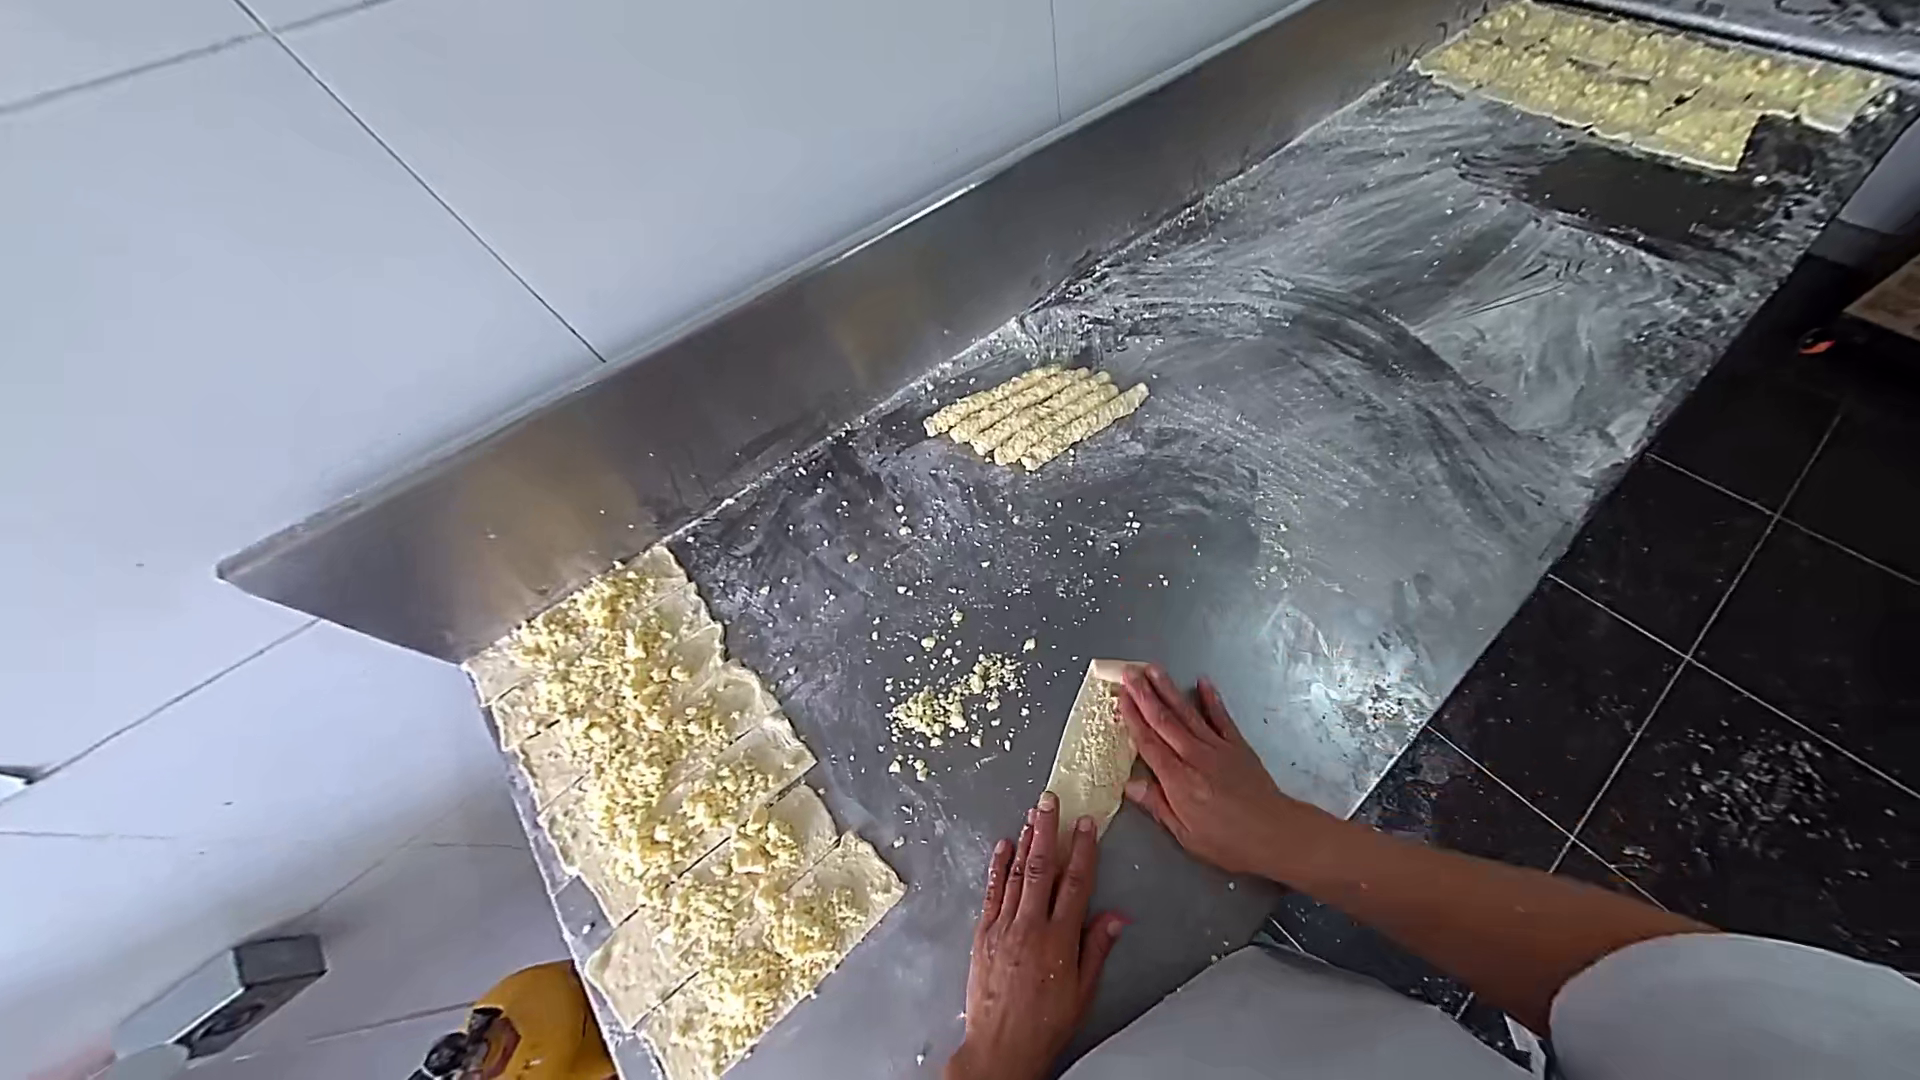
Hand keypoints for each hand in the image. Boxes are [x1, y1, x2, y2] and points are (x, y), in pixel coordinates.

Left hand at [946, 792, 1127, 1079]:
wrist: (1000, 1047)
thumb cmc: (1046, 1023)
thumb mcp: (1083, 992)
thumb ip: (1097, 948)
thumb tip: (1118, 916)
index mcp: (1059, 939)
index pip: (1076, 883)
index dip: (1083, 850)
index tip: (1086, 824)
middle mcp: (1031, 925)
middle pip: (1042, 866)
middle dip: (1047, 829)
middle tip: (1050, 800)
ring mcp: (1004, 925)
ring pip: (1017, 872)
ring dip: (1025, 840)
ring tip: (1032, 813)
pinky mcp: (984, 930)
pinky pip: (992, 890)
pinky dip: (998, 865)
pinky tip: (1003, 844)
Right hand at [1118, 665, 1334, 879]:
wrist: (1279, 836)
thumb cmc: (1229, 842)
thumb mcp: (1186, 835)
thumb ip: (1157, 805)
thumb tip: (1129, 785)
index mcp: (1178, 779)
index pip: (1148, 742)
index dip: (1132, 718)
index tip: (1120, 698)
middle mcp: (1194, 756)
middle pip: (1164, 720)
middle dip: (1144, 694)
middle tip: (1130, 673)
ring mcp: (1217, 747)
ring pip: (1187, 713)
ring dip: (1168, 689)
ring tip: (1153, 669)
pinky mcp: (1237, 745)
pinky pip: (1221, 717)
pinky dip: (1211, 698)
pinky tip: (1202, 682)